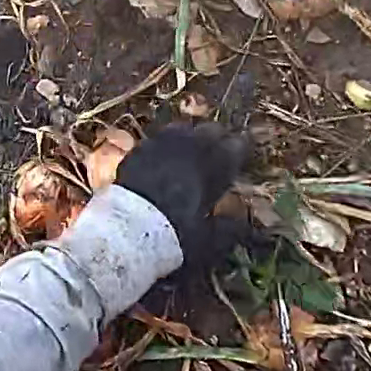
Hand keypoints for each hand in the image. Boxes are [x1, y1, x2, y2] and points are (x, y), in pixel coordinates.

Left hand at [114, 123, 246, 268]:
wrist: (127, 231)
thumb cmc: (174, 236)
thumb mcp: (209, 241)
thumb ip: (230, 228)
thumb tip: (243, 221)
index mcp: (213, 166)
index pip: (236, 146)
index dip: (240, 151)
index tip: (241, 157)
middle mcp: (189, 148)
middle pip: (211, 130)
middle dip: (218, 139)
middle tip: (218, 152)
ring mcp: (161, 145)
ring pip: (183, 128)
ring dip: (191, 137)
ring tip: (191, 151)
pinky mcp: (138, 149)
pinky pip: (158, 139)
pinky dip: (165, 146)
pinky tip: (163, 157)